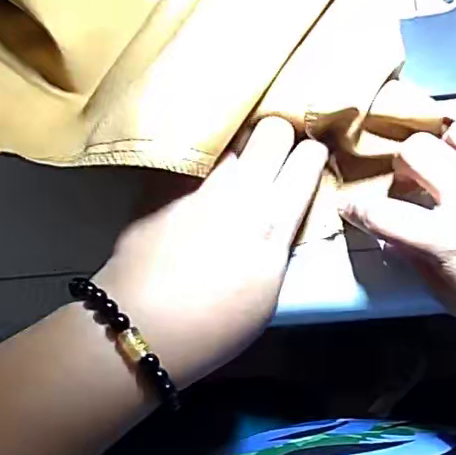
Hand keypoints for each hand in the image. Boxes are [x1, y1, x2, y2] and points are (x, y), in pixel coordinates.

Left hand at [94, 116, 327, 386]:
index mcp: (272, 220)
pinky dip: (198, 173)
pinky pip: (189, 165)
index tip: (308, 164)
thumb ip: (276, 243)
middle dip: (279, 138)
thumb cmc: (217, 326)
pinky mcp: (158, 186)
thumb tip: (274, 222)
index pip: (307, 158)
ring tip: (232, 178)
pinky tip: (191, 198)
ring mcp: (195, 183)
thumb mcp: (268, 290)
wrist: (143, 325)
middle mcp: (238, 189)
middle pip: (271, 128)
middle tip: (274, 159)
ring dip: (238, 153)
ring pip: (229, 142)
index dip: (312, 156)